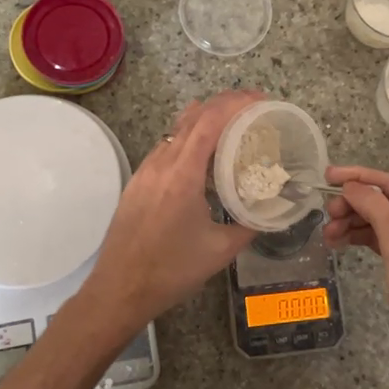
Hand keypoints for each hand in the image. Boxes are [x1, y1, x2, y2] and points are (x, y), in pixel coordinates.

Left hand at [80, 91, 262, 329]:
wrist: (118, 290)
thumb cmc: (171, 271)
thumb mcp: (220, 251)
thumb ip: (249, 226)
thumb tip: (270, 212)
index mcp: (182, 176)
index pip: (209, 122)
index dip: (235, 103)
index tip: (259, 98)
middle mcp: (161, 165)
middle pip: (192, 117)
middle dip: (223, 104)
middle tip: (252, 107)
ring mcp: (144, 172)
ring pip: (175, 130)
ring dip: (203, 120)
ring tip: (231, 126)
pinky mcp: (136, 183)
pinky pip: (165, 148)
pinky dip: (187, 140)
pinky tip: (202, 156)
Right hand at [322, 165, 388, 388]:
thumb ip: (377, 212)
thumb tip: (351, 185)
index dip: (359, 178)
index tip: (327, 175)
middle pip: (386, 202)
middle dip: (355, 205)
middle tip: (326, 215)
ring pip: (380, 221)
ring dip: (353, 223)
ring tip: (328, 234)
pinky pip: (380, 239)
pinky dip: (360, 238)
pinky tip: (339, 242)